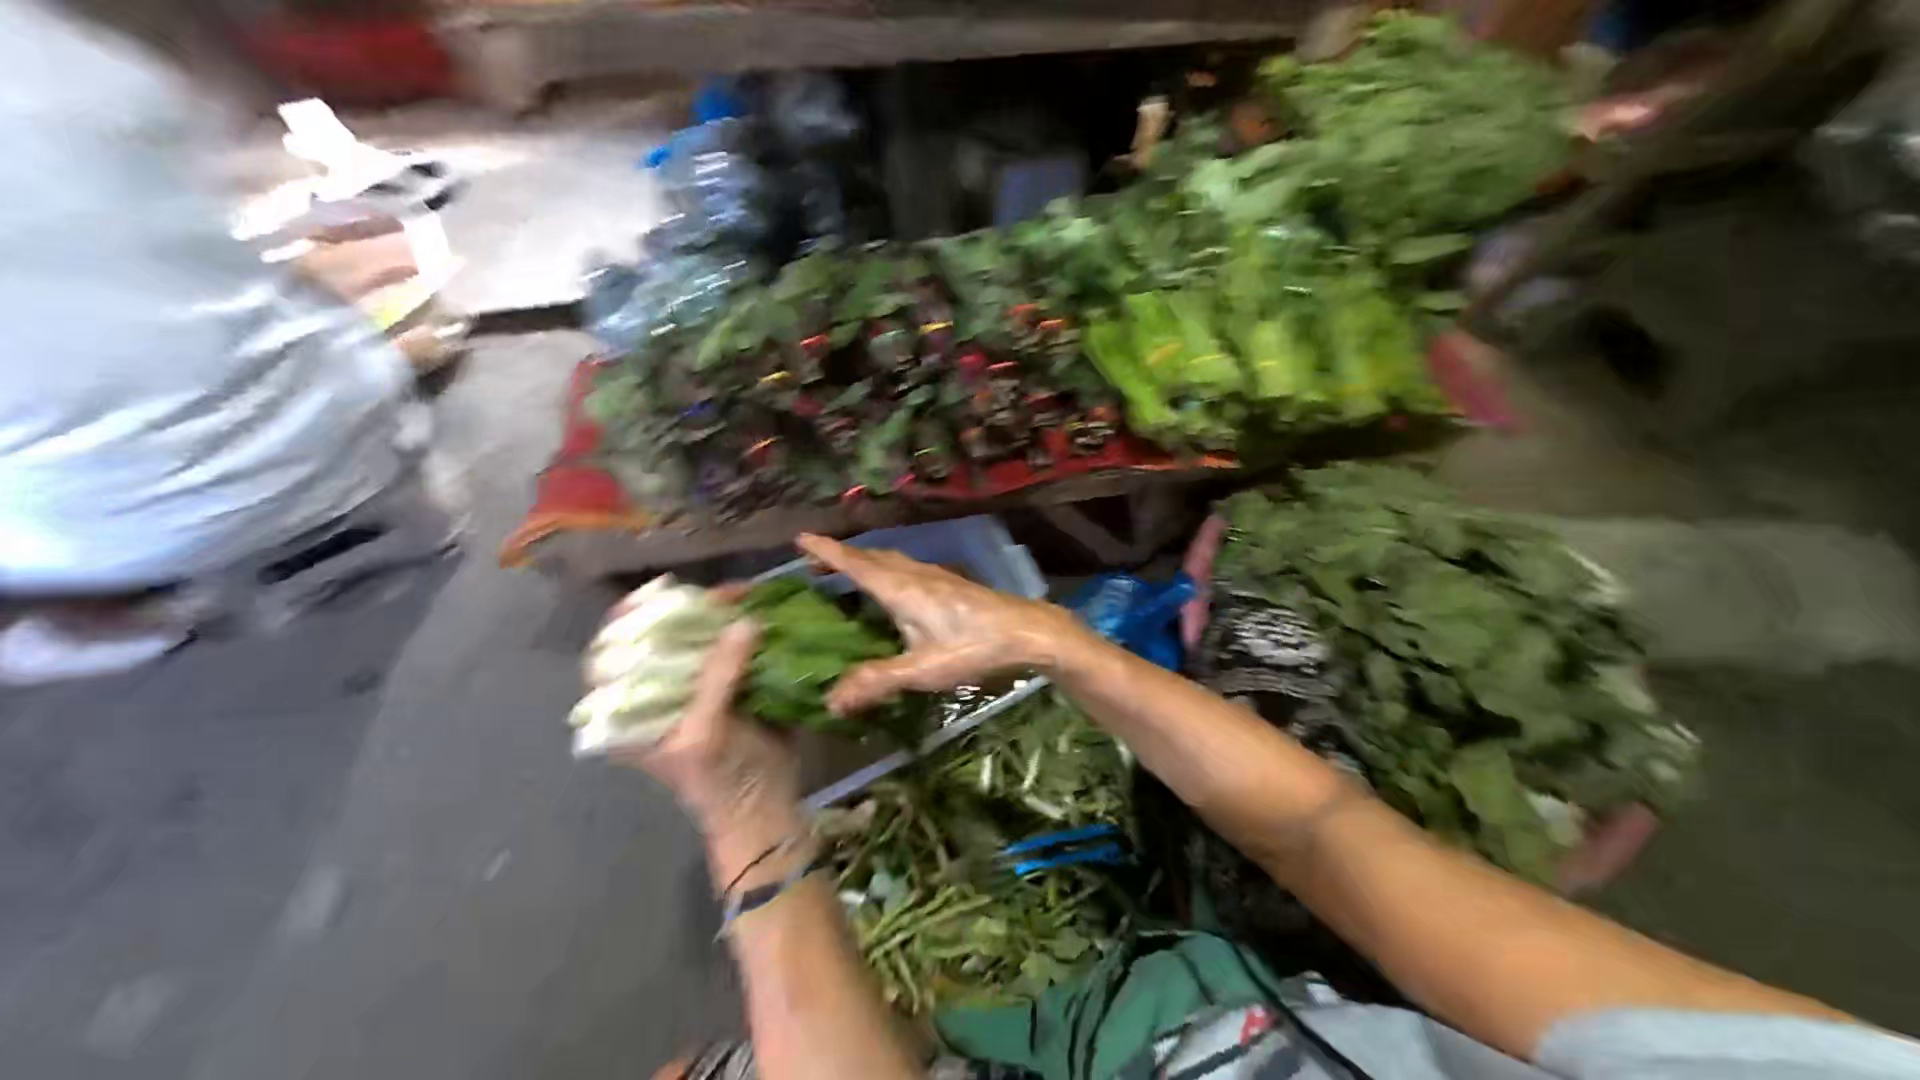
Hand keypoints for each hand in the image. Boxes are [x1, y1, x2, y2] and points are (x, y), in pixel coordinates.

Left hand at [599, 614, 799, 830]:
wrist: (763, 809)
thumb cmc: (719, 780)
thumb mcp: (706, 734)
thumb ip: (718, 678)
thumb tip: (745, 621)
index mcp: (633, 710)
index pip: (614, 653)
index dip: (630, 619)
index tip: (662, 592)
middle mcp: (661, 693)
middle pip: (662, 637)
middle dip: (687, 609)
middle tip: (718, 593)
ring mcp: (698, 687)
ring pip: (700, 639)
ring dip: (720, 614)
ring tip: (743, 595)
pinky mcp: (733, 686)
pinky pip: (734, 649)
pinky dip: (745, 629)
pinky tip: (759, 611)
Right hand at [794, 533, 1093, 714]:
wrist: (1027, 631)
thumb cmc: (973, 647)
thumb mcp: (923, 670)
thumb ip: (876, 682)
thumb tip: (830, 701)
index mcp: (900, 589)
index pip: (855, 564)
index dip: (827, 552)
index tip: (800, 539)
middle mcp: (914, 575)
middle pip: (870, 558)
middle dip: (840, 556)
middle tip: (814, 562)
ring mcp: (934, 576)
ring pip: (890, 561)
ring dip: (864, 561)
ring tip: (845, 572)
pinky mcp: (949, 584)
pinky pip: (904, 568)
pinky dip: (884, 570)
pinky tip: (891, 588)